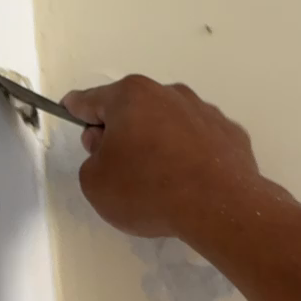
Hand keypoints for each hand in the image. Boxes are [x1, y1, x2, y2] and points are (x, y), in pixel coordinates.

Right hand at [62, 75, 267, 242]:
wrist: (218, 207)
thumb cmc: (147, 190)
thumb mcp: (94, 182)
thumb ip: (92, 159)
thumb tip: (111, 150)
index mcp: (130, 97)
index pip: (90, 99)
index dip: (75, 109)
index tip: (70, 111)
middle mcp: (168, 93)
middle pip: (131, 109)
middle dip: (119, 131)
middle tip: (116, 168)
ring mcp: (203, 111)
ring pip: (167, 123)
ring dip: (156, 143)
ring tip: (158, 181)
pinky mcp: (229, 134)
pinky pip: (197, 142)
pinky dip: (188, 155)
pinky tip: (187, 183)